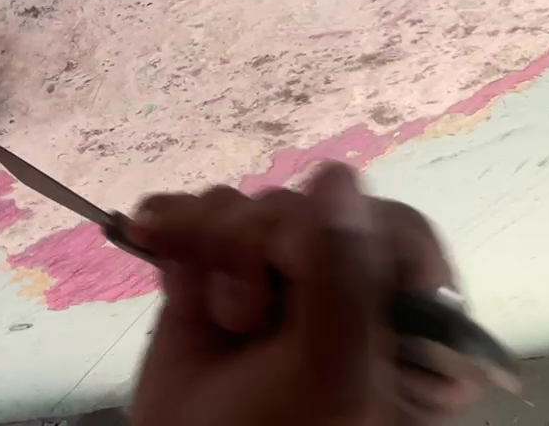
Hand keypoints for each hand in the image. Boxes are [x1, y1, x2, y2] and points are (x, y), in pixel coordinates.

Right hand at [127, 164, 482, 425]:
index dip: (337, 231)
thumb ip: (338, 275)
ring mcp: (266, 276)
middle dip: (250, 248)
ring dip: (204, 245)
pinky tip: (149, 244)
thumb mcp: (325, 372)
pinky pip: (189, 213)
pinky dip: (165, 226)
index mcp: (399, 321)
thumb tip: (336, 175)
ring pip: (237, 205)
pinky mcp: (208, 269)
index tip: (292, 263)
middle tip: (241, 316)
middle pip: (297, 209)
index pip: (390, 228)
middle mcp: (336, 289)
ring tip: (204, 311)